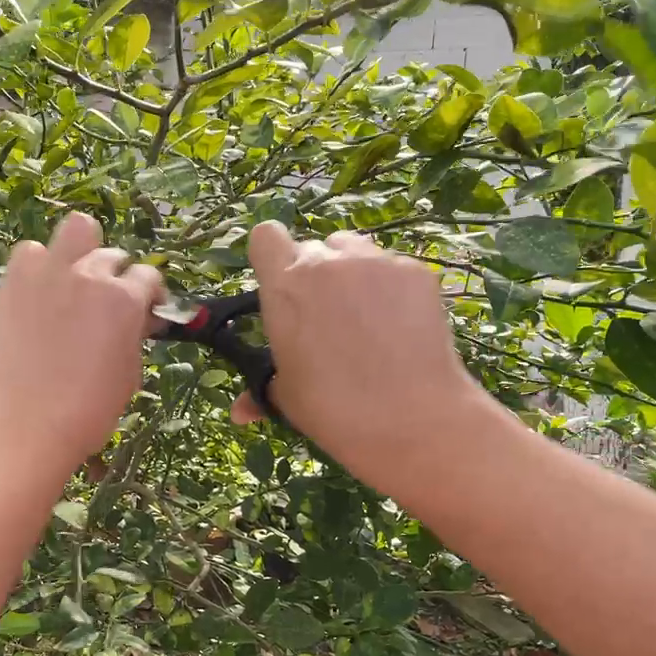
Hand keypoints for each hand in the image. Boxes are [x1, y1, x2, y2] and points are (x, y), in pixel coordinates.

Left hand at [0, 212, 162, 475]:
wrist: (29, 426)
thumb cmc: (89, 410)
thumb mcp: (130, 371)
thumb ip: (134, 333)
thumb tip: (137, 318)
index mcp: (124, 298)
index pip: (148, 276)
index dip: (149, 296)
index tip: (144, 313)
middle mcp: (89, 275)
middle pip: (112, 254)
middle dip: (116, 276)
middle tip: (105, 305)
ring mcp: (49, 273)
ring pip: (75, 230)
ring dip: (80, 252)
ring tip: (73, 284)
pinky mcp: (14, 282)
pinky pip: (30, 252)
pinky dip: (39, 265)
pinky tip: (41, 292)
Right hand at [233, 221, 495, 490]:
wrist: (412, 419)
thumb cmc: (333, 409)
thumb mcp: (286, 396)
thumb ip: (261, 385)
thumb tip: (240, 412)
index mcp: (284, 286)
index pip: (266, 236)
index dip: (271, 257)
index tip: (280, 286)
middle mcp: (327, 262)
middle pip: (312, 248)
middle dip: (313, 275)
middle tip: (324, 317)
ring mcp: (375, 262)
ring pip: (352, 251)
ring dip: (350, 274)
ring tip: (363, 317)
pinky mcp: (415, 271)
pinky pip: (391, 267)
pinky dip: (388, 288)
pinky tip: (397, 325)